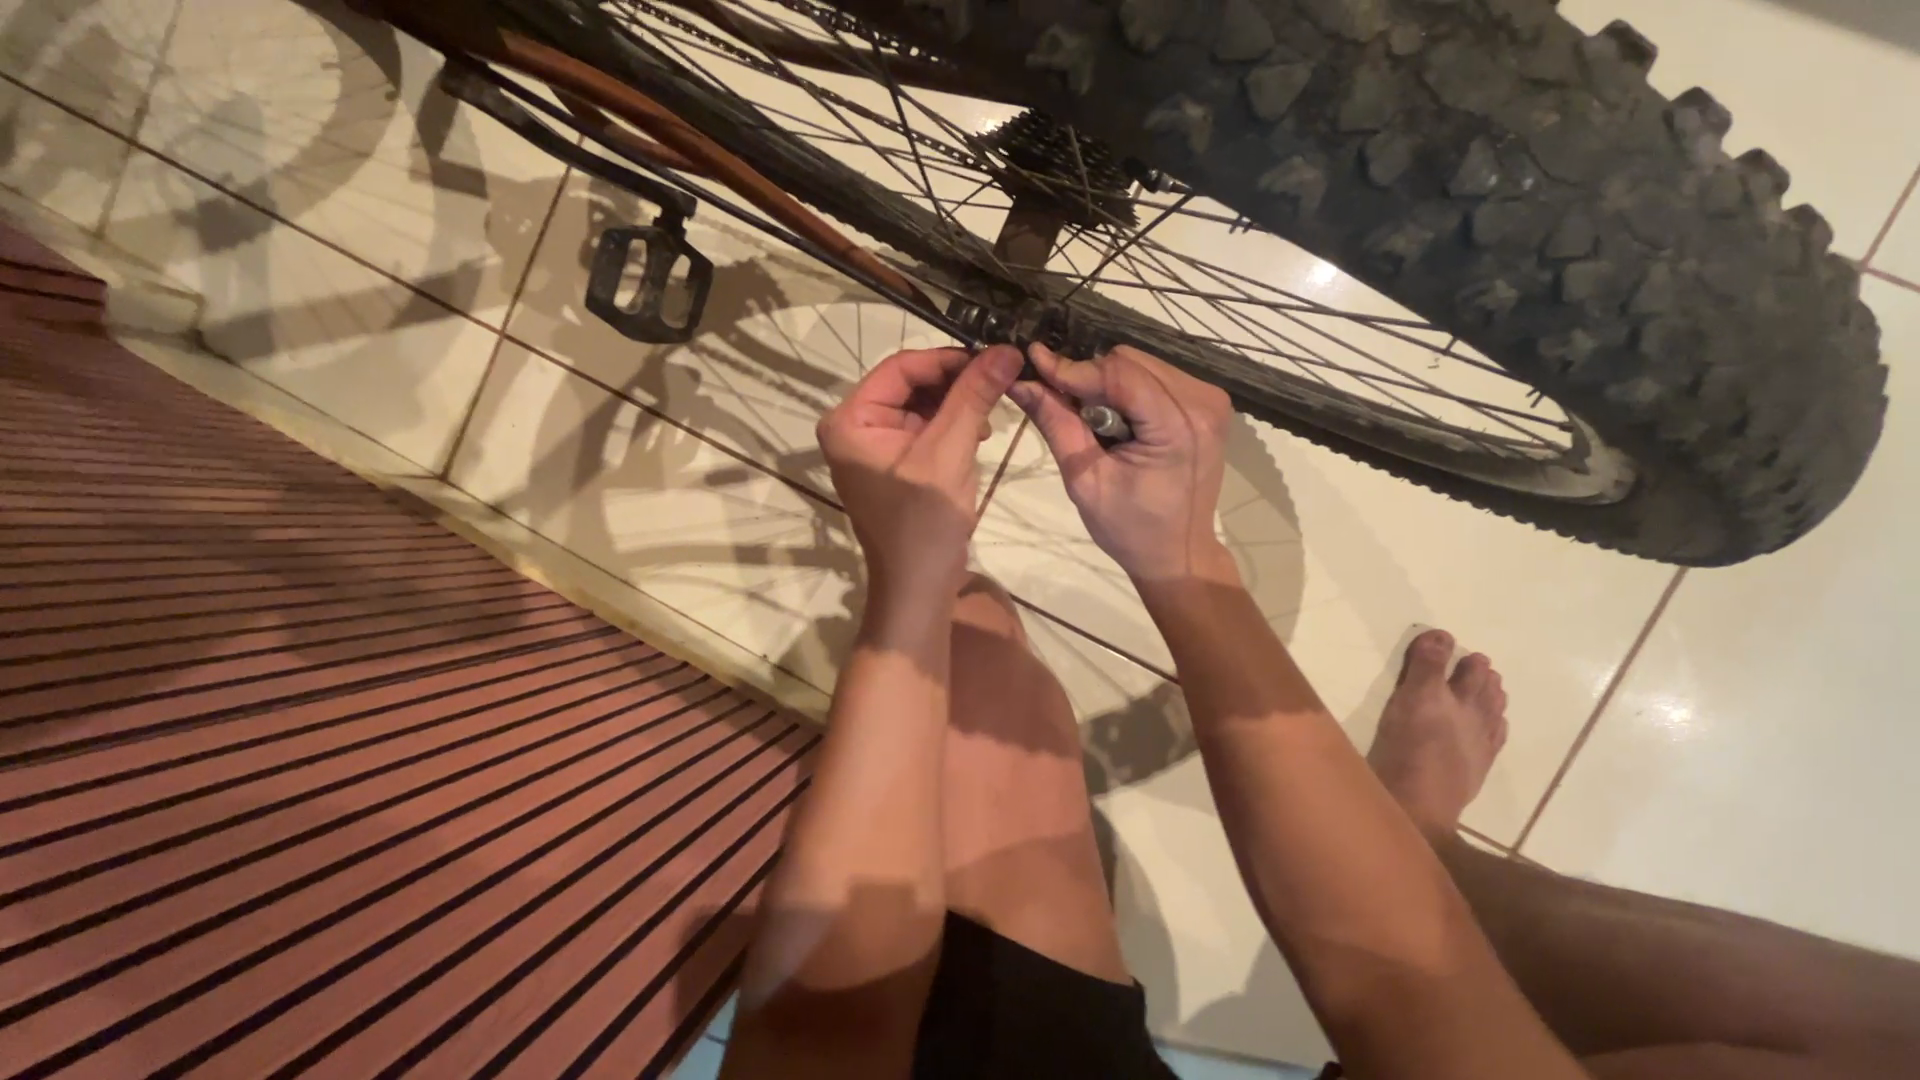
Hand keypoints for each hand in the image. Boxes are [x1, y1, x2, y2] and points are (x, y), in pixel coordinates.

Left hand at [818, 345, 1022, 603]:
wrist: (919, 587)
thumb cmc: (925, 522)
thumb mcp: (950, 451)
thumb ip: (974, 396)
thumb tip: (1006, 348)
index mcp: (849, 420)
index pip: (902, 368)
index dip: (948, 360)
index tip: (993, 358)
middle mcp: (853, 428)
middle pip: (910, 385)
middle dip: (955, 385)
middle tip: (998, 385)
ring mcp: (871, 448)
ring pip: (921, 407)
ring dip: (957, 407)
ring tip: (990, 417)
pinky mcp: (892, 465)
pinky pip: (923, 431)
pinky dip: (951, 428)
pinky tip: (977, 436)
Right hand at [1009, 343, 1234, 582]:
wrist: (1178, 554)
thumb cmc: (1130, 528)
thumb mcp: (1084, 480)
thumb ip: (1056, 424)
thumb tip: (1021, 382)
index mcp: (1178, 426)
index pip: (1118, 373)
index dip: (1073, 369)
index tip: (1034, 365)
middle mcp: (1202, 402)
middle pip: (1130, 362)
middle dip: (1091, 379)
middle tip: (1065, 408)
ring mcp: (1211, 400)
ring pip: (1142, 364)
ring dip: (1108, 384)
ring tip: (1093, 421)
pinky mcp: (1208, 403)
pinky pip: (1157, 376)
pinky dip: (1128, 390)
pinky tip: (1118, 421)